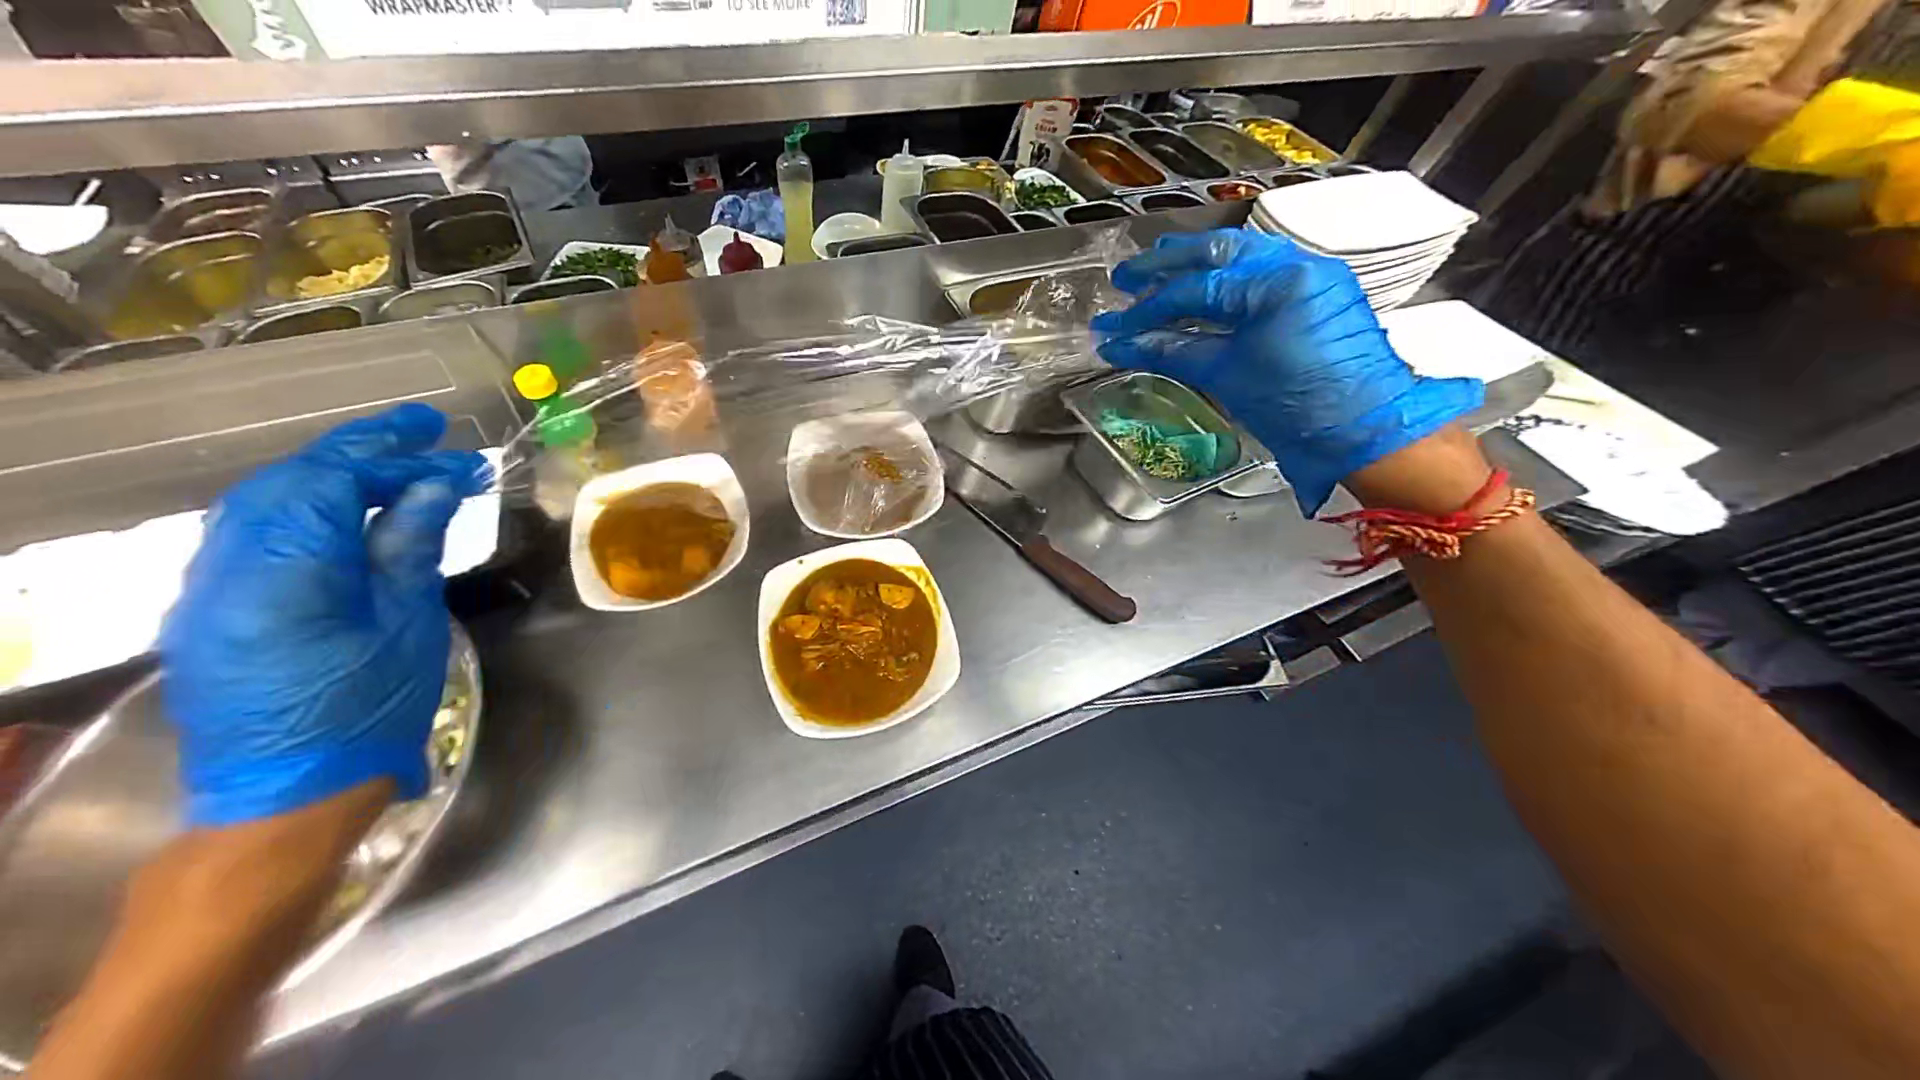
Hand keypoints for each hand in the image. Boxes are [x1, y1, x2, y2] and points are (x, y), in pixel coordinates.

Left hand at [160, 404, 489, 826]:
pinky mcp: (211, 609)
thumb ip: (411, 544)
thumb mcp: (409, 622)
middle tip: (422, 436)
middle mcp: (224, 569)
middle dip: (358, 453)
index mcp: (280, 573)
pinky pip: (253, 535)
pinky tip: (345, 512)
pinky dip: (305, 508)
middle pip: (286, 482)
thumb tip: (435, 485)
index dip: (392, 454)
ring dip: (330, 476)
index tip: (451, 448)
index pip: (328, 480)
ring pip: (262, 504)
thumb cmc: (369, 708)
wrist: (292, 794)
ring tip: (392, 467)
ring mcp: (206, 589)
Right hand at [1091, 228, 1481, 514]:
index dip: (1148, 308)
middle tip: (1125, 278)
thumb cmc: (1297, 406)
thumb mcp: (1227, 375)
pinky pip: (1258, 275)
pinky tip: (1197, 289)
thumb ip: (1173, 351)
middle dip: (1166, 265)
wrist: (1364, 431)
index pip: (1195, 287)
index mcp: (1277, 280)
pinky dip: (1222, 281)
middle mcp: (1295, 263)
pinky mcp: (1313, 294)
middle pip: (1217, 252)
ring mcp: (1308, 275)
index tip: (1114, 326)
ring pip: (1239, 257)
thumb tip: (1120, 344)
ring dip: (1193, 265)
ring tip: (1154, 272)